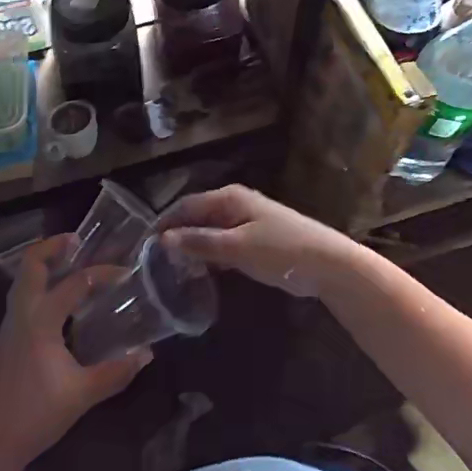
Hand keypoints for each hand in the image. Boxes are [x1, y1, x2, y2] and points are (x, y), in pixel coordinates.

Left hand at [0, 235, 151, 470]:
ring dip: (43, 265)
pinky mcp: (6, 342)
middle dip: (52, 247)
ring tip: (70, 263)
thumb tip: (147, 353)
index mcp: (40, 321)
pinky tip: (59, 304)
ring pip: (22, 282)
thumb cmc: (35, 415)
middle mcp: (22, 315)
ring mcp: (9, 327)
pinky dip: (39, 287)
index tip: (127, 274)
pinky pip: (22, 299)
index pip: (75, 283)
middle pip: (31, 266)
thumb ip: (117, 372)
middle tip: (78, 240)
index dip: (103, 274)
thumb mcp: (83, 394)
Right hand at [157, 185, 371, 298]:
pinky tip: (202, 272)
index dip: (164, 223)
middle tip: (154, 260)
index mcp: (230, 198)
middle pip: (197, 216)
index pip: (186, 205)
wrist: (328, 264)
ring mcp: (248, 221)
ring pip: (211, 230)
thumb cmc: (281, 251)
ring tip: (172, 268)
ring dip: (193, 246)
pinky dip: (210, 254)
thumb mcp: (236, 248)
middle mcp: (236, 203)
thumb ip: (200, 242)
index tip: (143, 244)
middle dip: (177, 235)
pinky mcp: (257, 239)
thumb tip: (164, 238)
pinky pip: (224, 242)